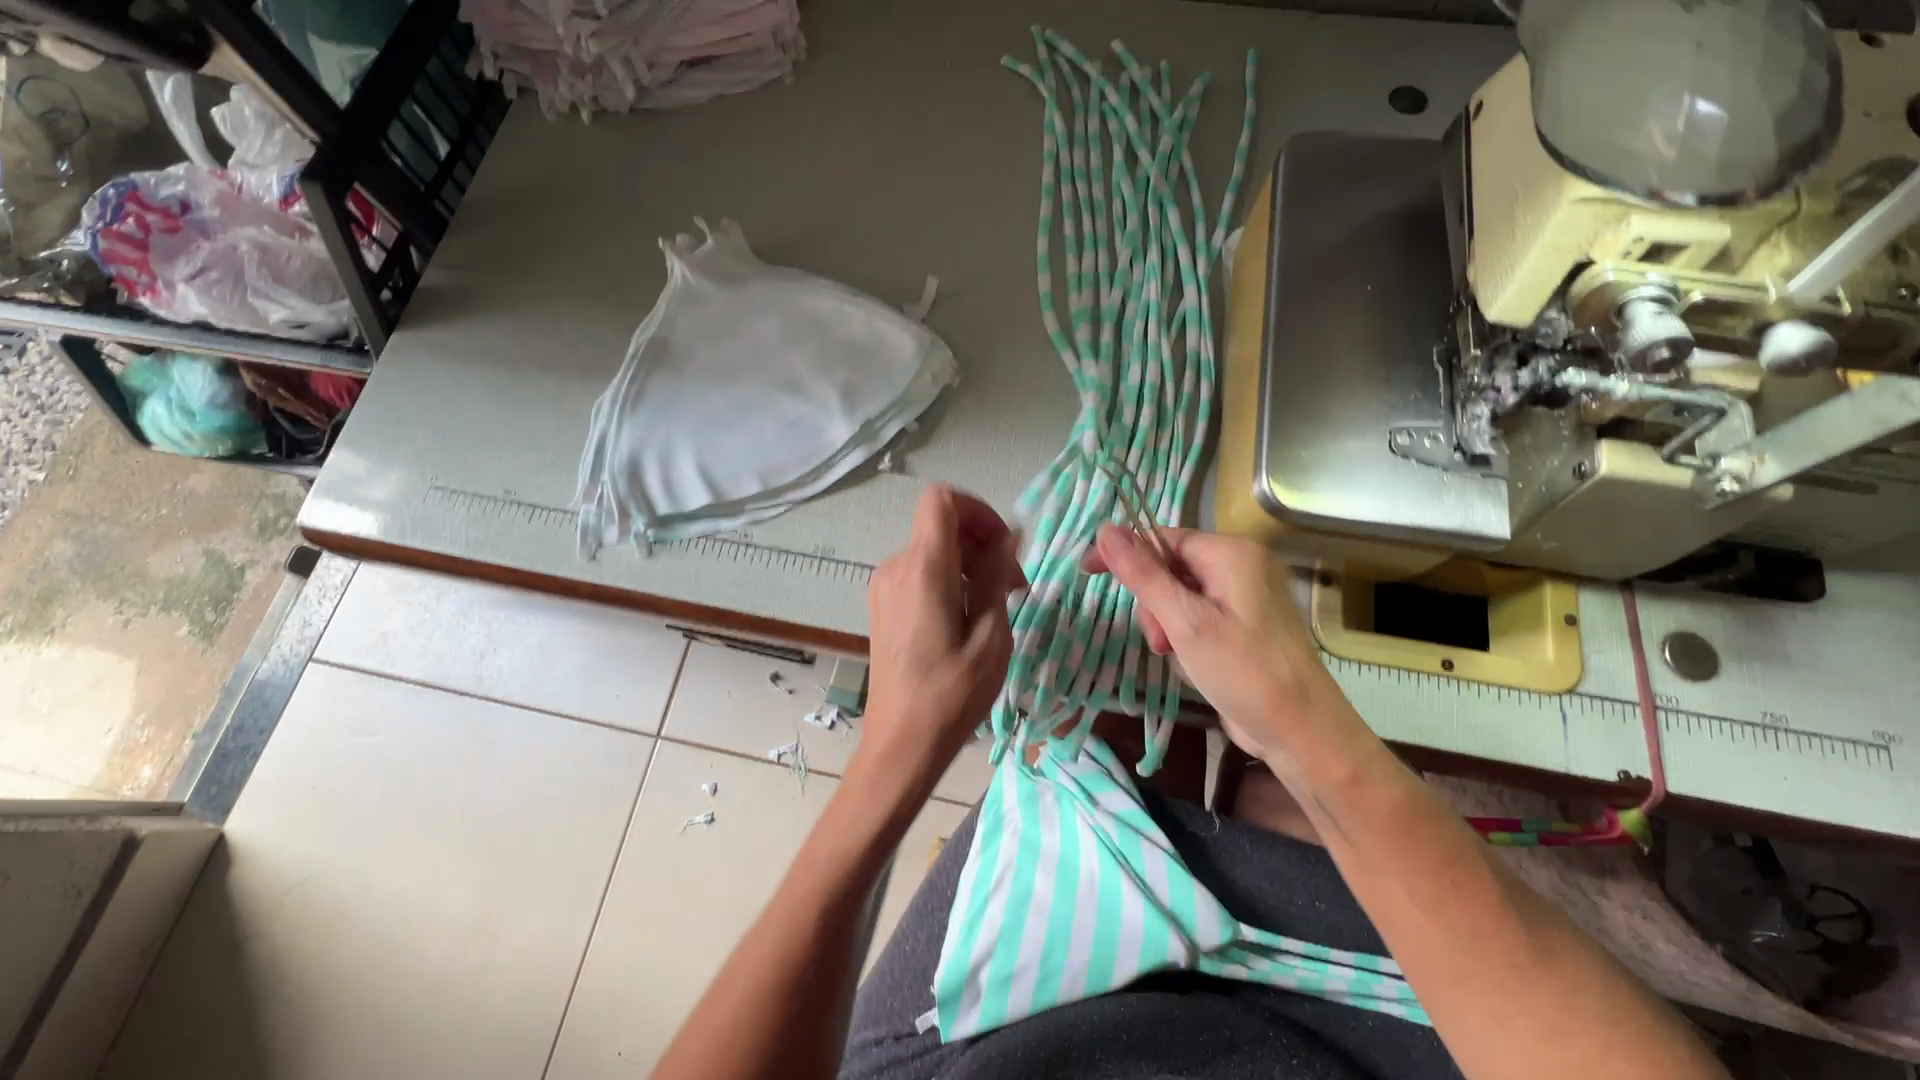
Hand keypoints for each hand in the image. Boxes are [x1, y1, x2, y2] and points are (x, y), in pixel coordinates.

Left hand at [859, 485, 1026, 781]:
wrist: (901, 744)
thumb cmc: (952, 694)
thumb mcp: (991, 635)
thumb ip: (996, 576)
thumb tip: (1010, 535)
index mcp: (923, 568)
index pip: (942, 501)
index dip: (979, 510)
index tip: (1006, 546)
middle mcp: (896, 568)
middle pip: (941, 526)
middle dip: (983, 544)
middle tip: (1015, 588)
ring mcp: (884, 588)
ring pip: (932, 551)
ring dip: (969, 566)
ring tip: (997, 608)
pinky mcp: (882, 608)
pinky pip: (919, 575)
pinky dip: (949, 582)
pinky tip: (968, 619)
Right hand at [1081, 526, 1335, 759]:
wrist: (1301, 731)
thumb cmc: (1244, 672)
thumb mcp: (1185, 622)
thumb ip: (1143, 575)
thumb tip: (1105, 530)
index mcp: (1232, 553)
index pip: (1163, 539)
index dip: (1125, 555)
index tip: (1086, 572)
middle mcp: (1242, 566)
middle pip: (1171, 569)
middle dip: (1155, 604)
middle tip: (1161, 642)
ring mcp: (1247, 597)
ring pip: (1182, 597)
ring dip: (1168, 625)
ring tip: (1177, 656)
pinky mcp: (1246, 625)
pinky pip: (1200, 617)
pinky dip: (1187, 637)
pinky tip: (1192, 662)